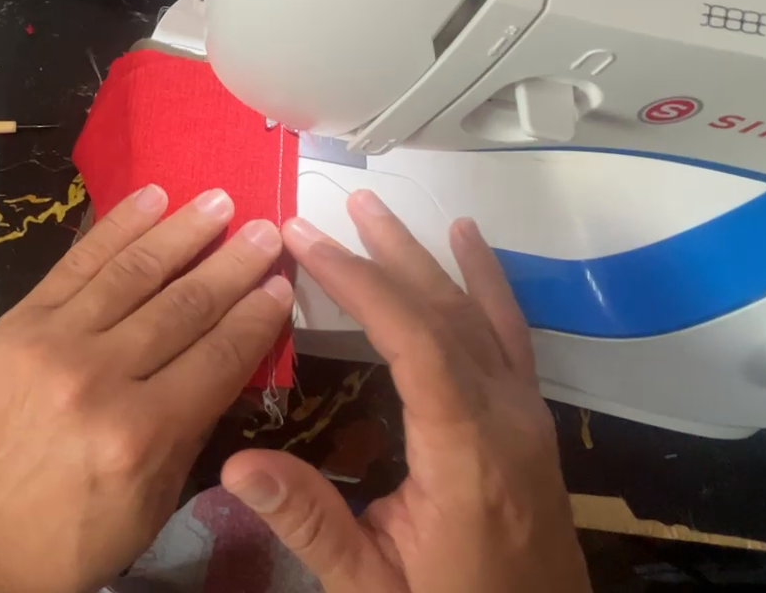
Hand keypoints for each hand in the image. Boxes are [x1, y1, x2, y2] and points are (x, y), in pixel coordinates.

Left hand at [0, 184, 293, 592]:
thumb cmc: (67, 533)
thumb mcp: (150, 504)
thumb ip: (193, 424)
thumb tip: (231, 354)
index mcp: (140, 434)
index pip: (218, 357)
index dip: (256, 316)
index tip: (283, 282)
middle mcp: (100, 376)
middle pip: (183, 306)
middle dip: (232, 265)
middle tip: (266, 230)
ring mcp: (55, 339)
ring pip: (134, 271)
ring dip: (182, 230)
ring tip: (218, 200)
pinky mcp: (21, 318)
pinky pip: (78, 261)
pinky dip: (117, 225)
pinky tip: (151, 198)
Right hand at [221, 190, 588, 592]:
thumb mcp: (372, 589)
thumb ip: (310, 523)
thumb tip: (234, 463)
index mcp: (467, 455)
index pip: (414, 342)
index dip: (359, 282)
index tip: (307, 240)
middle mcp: (506, 417)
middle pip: (443, 312)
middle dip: (382, 254)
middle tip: (331, 209)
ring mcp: (527, 411)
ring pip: (475, 311)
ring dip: (423, 254)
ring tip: (375, 210)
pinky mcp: (531, 415)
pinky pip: (509, 330)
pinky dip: (485, 277)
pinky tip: (467, 239)